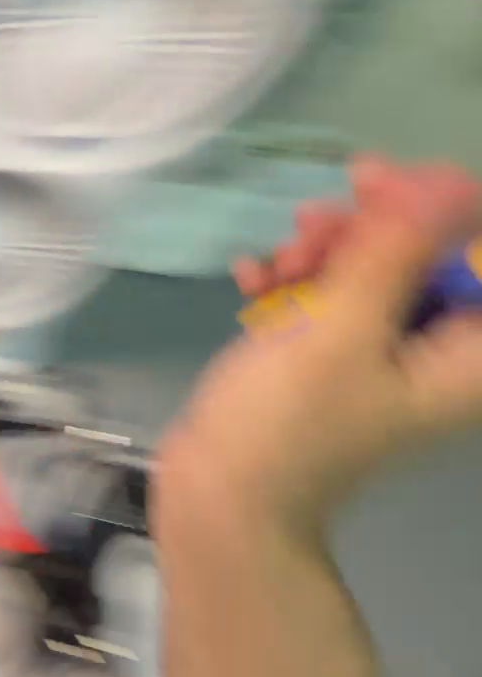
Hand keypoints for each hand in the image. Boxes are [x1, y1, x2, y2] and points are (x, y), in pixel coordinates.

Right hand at [158, 156, 481, 539]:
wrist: (220, 496)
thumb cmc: (280, 423)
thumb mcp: (334, 333)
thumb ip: (390, 255)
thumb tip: (435, 183)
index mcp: (475, 351)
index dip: (441, 207)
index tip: (371, 180)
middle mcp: (444, 350)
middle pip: (430, 259)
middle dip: (369, 234)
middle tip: (308, 226)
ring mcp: (383, 358)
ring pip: (372, 279)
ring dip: (321, 259)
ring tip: (273, 263)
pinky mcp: (330, 366)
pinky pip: (329, 308)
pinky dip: (293, 289)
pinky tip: (254, 281)